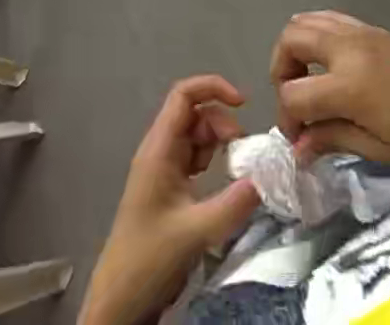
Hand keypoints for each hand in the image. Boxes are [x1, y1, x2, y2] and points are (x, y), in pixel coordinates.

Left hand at [80, 76, 261, 324]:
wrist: (119, 302)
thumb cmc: (148, 259)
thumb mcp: (196, 231)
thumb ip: (235, 202)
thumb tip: (270, 175)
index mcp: (159, 150)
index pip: (183, 95)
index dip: (213, 87)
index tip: (243, 103)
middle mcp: (160, 151)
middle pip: (195, 113)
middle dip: (223, 122)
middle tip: (243, 151)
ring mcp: (164, 169)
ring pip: (198, 135)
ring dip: (220, 142)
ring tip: (238, 168)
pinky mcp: (170, 187)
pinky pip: (196, 157)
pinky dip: (215, 160)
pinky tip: (226, 180)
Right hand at [271, 11, 389, 163]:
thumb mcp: (384, 148)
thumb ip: (334, 139)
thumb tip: (299, 147)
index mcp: (349, 84)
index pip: (293, 94)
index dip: (286, 120)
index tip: (299, 141)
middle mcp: (348, 48)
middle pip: (290, 39)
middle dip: (280, 71)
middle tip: (297, 102)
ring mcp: (361, 32)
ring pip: (307, 20)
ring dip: (296, 49)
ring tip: (309, 81)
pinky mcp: (374, 28)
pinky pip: (330, 19)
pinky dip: (316, 35)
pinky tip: (330, 65)